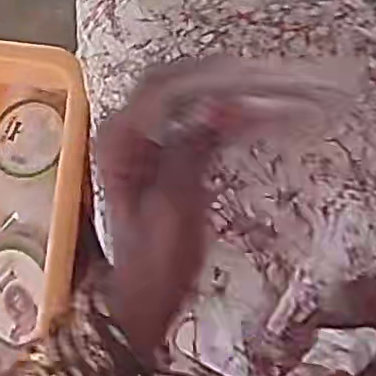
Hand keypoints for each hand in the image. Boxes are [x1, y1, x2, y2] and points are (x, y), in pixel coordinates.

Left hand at [94, 64, 226, 357]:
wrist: (143, 300)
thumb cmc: (157, 259)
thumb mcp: (176, 204)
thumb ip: (192, 148)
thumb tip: (220, 104)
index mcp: (118, 138)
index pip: (161, 88)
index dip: (203, 79)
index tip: (244, 76)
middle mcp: (122, 131)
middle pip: (168, 88)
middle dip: (211, 80)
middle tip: (256, 80)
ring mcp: (136, 142)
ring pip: (177, 102)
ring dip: (214, 95)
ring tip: (255, 92)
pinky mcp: (153, 155)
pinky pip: (182, 121)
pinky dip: (211, 117)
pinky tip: (239, 117)